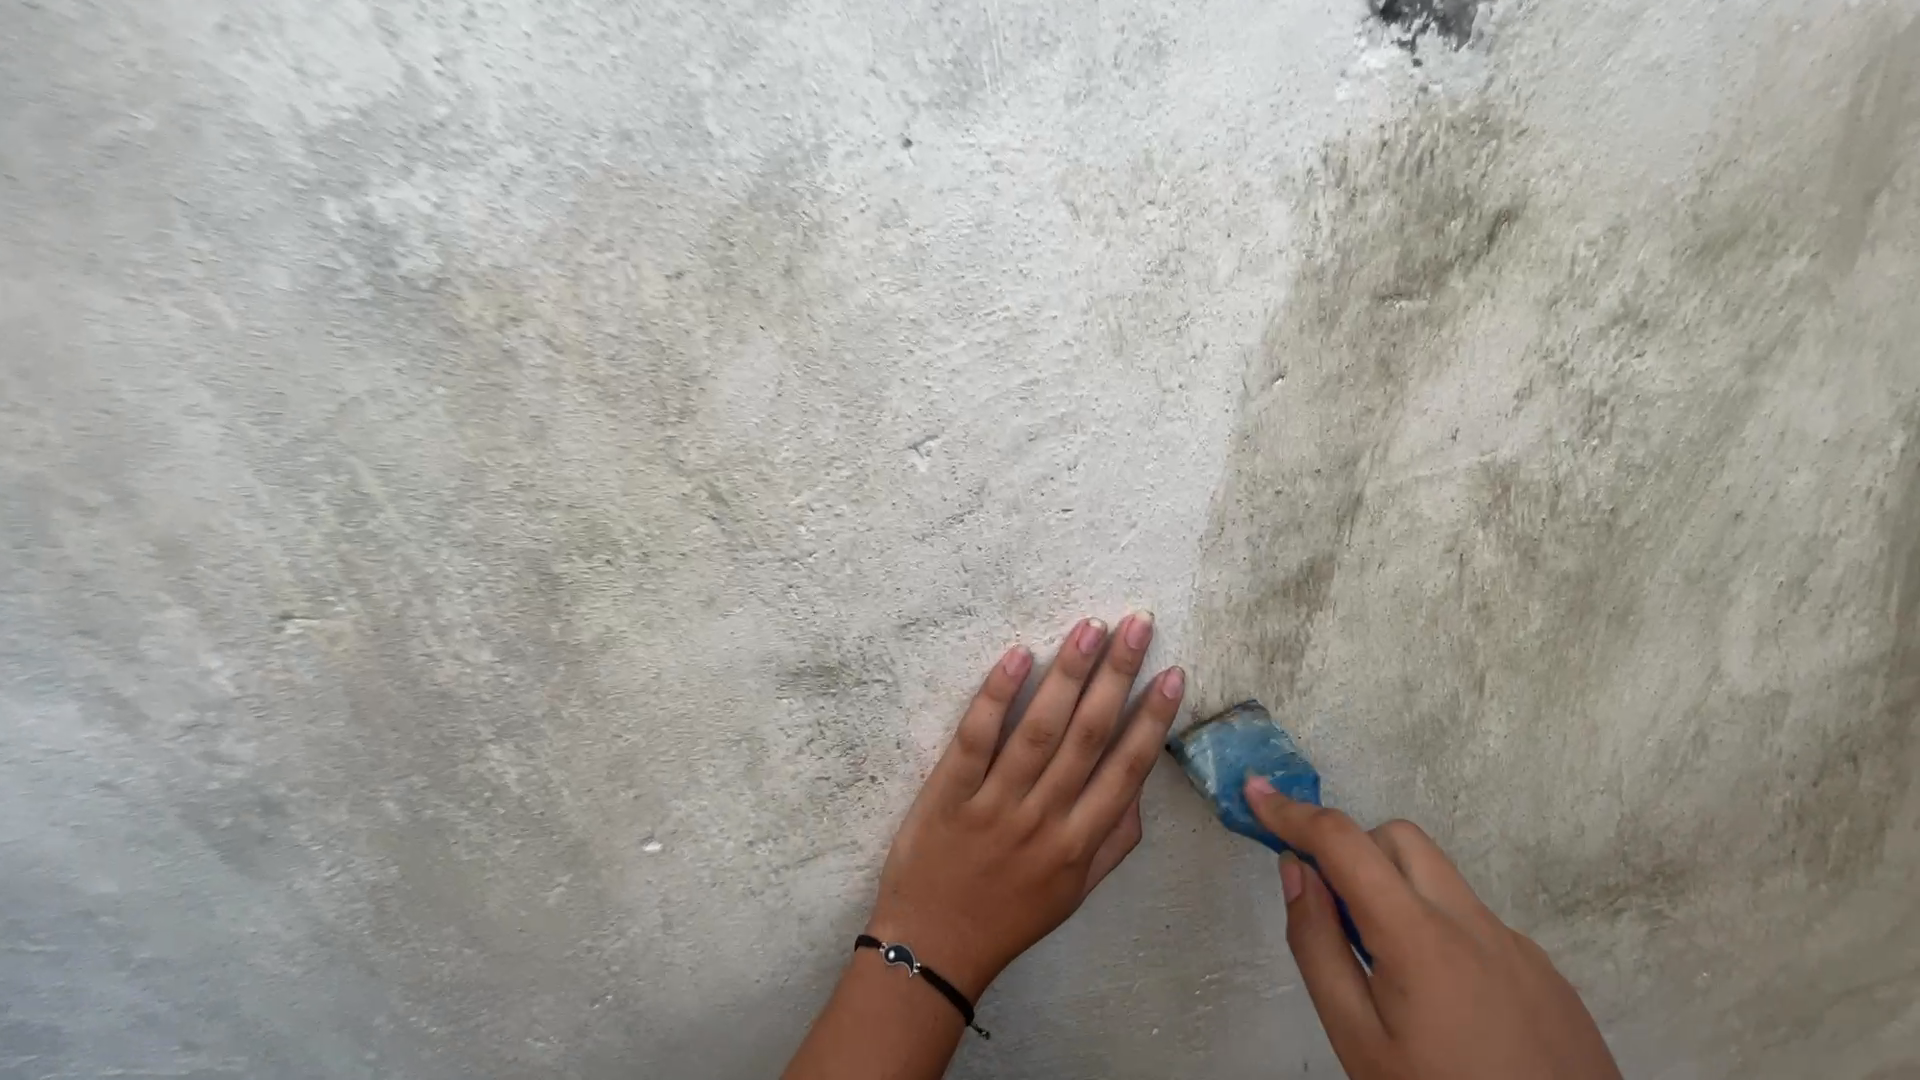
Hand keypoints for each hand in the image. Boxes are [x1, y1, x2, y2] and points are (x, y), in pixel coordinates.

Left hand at [866, 614, 1185, 998]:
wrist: (932, 949)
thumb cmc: (1008, 917)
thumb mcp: (1076, 893)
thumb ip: (1113, 842)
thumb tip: (1141, 785)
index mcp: (1080, 843)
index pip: (1127, 768)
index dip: (1153, 718)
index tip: (1173, 673)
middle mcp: (1044, 819)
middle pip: (1089, 736)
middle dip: (1118, 675)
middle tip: (1136, 623)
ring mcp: (995, 805)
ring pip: (1039, 730)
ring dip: (1068, 675)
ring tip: (1090, 628)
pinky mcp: (947, 795)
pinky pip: (976, 739)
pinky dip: (997, 696)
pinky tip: (1019, 657)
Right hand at [1245, 779, 1622, 1079]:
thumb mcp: (1355, 1038)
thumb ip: (1317, 946)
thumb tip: (1297, 871)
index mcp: (1419, 935)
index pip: (1342, 841)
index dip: (1291, 811)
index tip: (1255, 792)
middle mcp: (1473, 922)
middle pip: (1398, 838)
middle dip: (1352, 849)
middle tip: (1333, 909)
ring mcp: (1517, 946)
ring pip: (1440, 879)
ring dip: (1396, 889)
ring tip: (1386, 969)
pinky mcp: (1546, 974)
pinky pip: (1476, 923)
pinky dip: (1439, 930)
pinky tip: (1444, 1004)